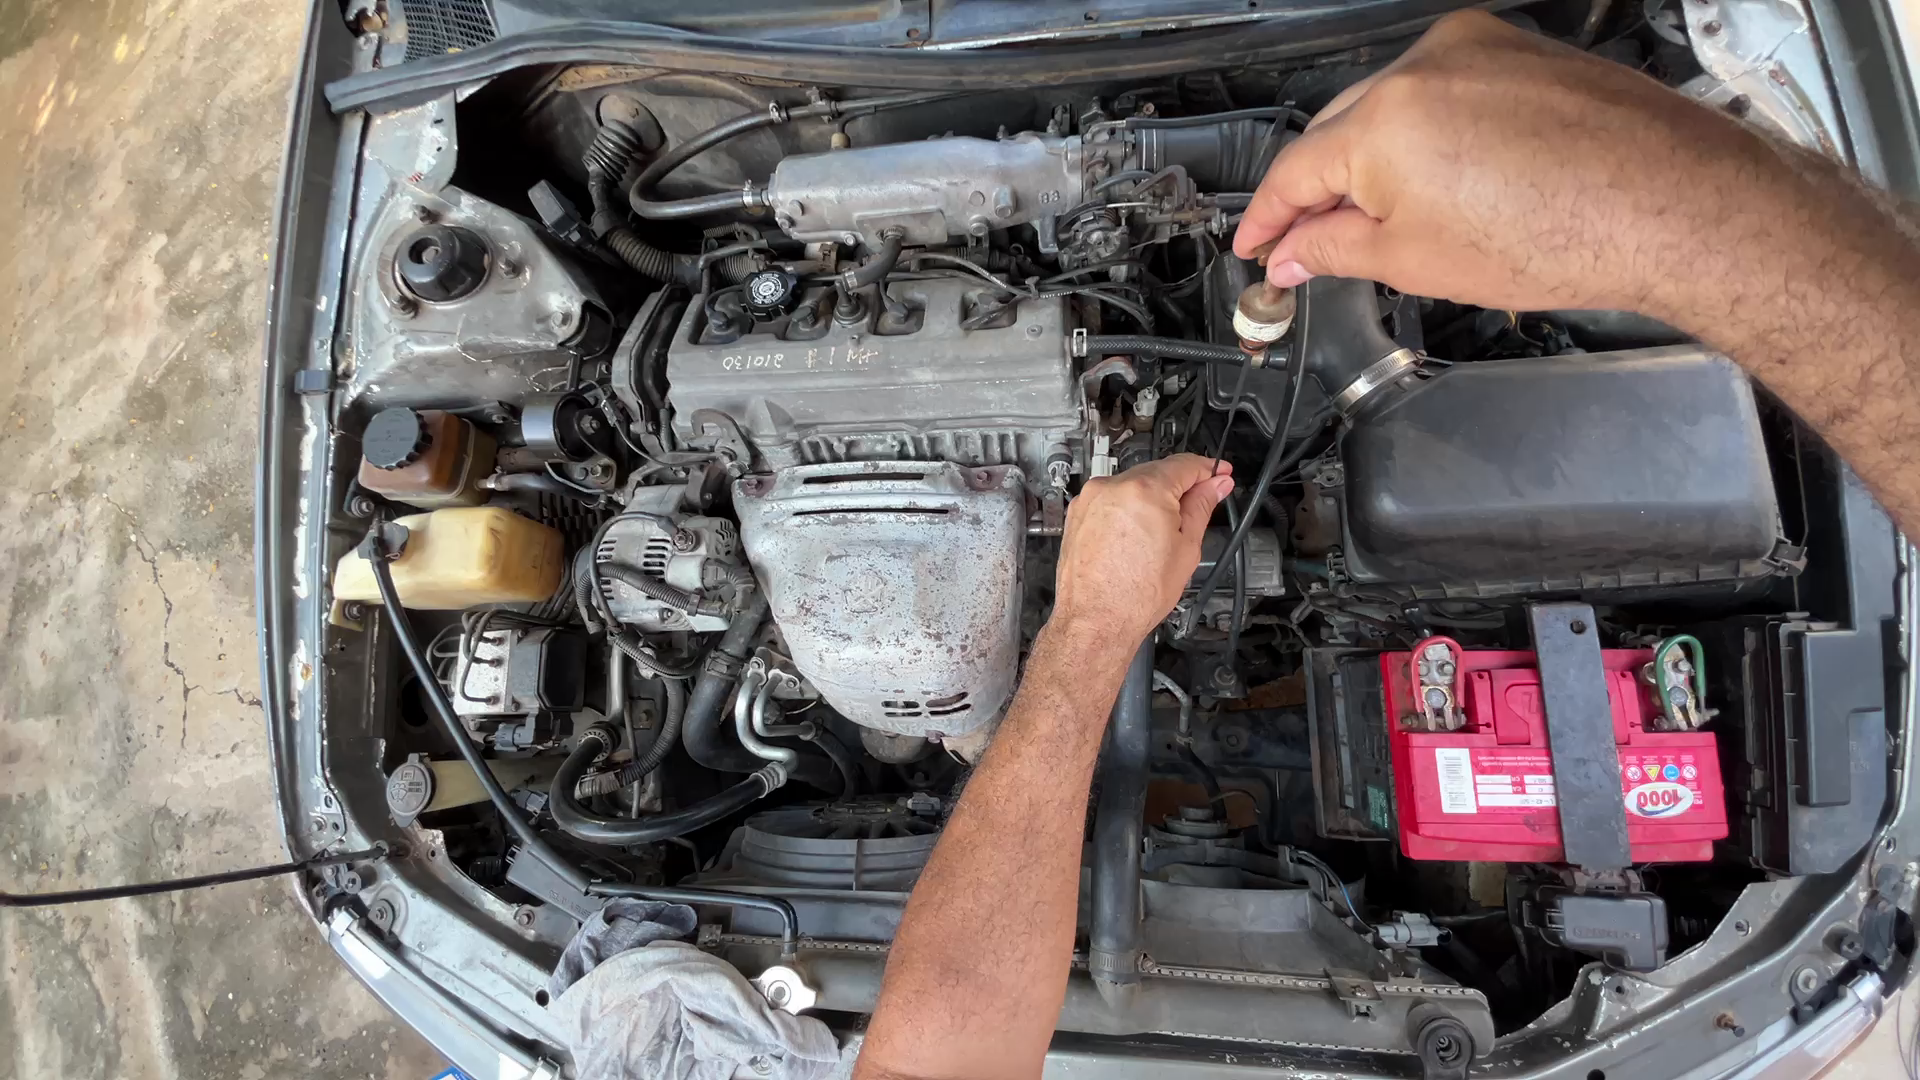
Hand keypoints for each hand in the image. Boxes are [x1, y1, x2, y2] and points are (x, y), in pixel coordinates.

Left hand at [1052, 454, 1232, 648]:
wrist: (1096, 619)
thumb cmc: (1135, 594)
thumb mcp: (1185, 548)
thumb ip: (1201, 508)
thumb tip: (1215, 486)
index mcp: (1144, 490)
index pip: (1185, 464)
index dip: (1209, 469)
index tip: (1220, 474)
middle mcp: (1112, 487)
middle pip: (1157, 471)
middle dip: (1181, 486)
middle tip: (1201, 504)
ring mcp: (1090, 499)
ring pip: (1133, 485)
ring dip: (1153, 497)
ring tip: (1164, 531)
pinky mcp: (1078, 513)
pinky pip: (1111, 499)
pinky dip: (1128, 508)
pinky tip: (1138, 535)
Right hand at [1232, 10, 1788, 319]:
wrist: (1673, 207)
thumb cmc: (1553, 234)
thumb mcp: (1406, 261)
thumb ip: (1328, 250)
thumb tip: (1289, 256)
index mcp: (1383, 120)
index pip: (1291, 174)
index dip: (1264, 220)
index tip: (1255, 247)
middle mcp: (1423, 65)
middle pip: (1330, 136)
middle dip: (1310, 196)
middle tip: (1300, 247)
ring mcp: (1474, 49)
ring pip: (1378, 113)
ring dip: (1356, 169)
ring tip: (1360, 225)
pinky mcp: (1513, 52)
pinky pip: (1429, 95)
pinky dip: (1405, 141)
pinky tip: (1411, 186)